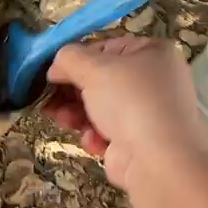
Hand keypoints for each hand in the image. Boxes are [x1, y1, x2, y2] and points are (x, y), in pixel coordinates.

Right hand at [41, 37, 207, 188]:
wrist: (158, 159)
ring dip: (76, 114)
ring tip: (64, 121)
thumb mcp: (93, 68)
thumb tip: (56, 67)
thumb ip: (69, 58)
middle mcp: (154, 80)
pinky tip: (92, 140)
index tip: (53, 73)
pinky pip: (108, 131)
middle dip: (71, 92)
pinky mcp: (139, 140)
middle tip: (49, 99)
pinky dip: (95, 135)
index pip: (105, 48)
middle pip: (100, 80)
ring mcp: (148, 112)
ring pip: (99, 107)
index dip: (76, 60)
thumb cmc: (129, 101)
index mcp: (152, 53)